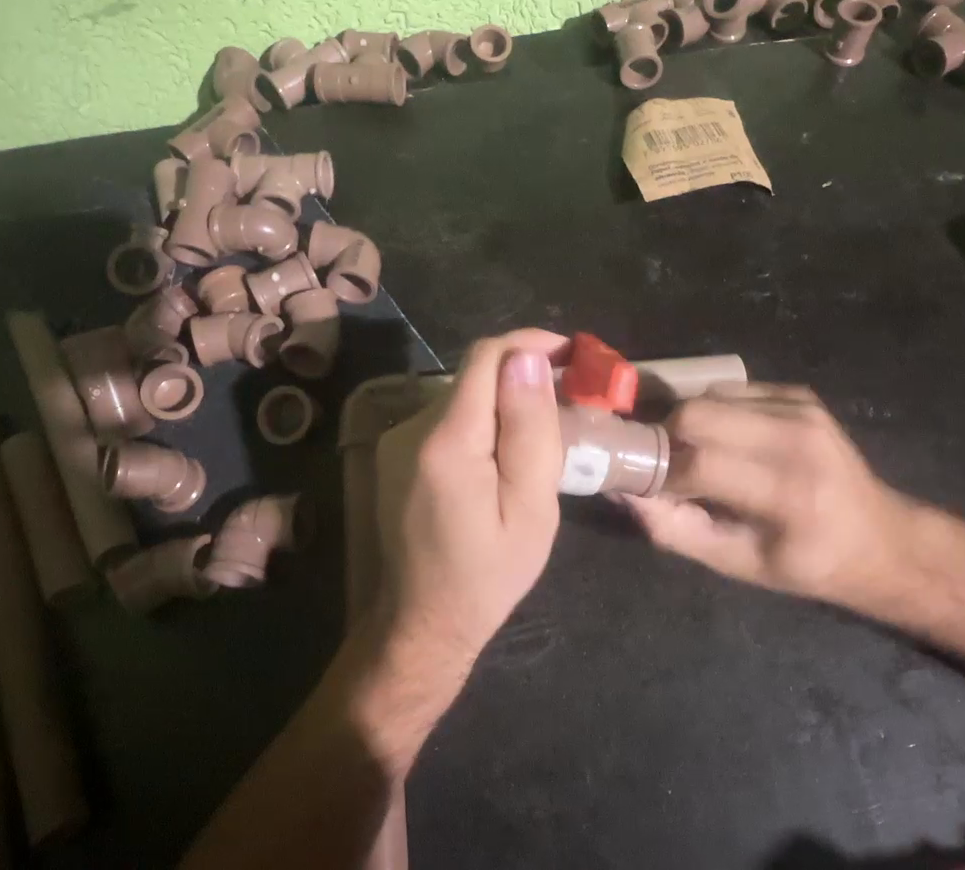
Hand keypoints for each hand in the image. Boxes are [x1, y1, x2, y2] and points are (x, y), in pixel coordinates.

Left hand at [372, 329, 568, 671]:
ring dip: (502, 404)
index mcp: (448, 441)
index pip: (486, 358)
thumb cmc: (488, 574)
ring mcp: (397, 440)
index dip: (529, 344)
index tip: (570, 356)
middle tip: (568, 404)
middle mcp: (412, 428)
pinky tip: (501, 460)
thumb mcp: (530, 509)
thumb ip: (530, 430)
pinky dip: (480, 424)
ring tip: (539, 440)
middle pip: (474, 377)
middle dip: (522, 379)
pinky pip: (446, 420)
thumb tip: (527, 360)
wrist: (424, 620)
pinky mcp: (394, 454)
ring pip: (462, 397)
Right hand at [621, 383, 914, 605]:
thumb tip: (623, 490)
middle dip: (665, 435)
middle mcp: (797, 439)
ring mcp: (802, 409)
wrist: (881, 539)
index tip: (640, 480)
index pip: (700, 462)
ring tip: (693, 453)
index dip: (658, 469)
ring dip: (688, 422)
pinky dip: (715, 412)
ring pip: (709, 396)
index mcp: (788, 493)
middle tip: (661, 462)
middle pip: (697, 413)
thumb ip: (675, 528)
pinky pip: (732, 390)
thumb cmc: (807, 564)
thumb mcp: (738, 564)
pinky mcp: (800, 395)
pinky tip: (726, 440)